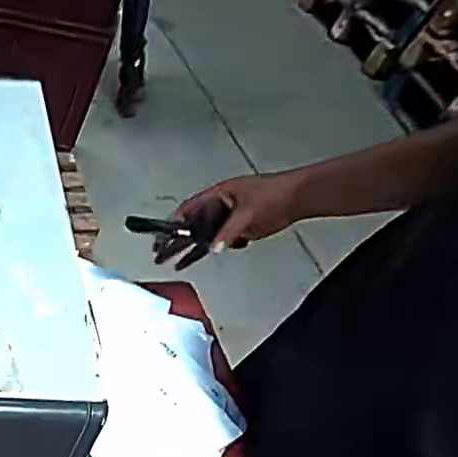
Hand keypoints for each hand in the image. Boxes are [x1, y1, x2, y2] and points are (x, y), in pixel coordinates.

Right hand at [154, 170, 305, 265]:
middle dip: (174, 240)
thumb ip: (229, 233)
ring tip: (169, 261)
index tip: (161, 236)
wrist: (300, 199)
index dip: (173, 223)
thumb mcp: (247, 214)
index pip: (188, 209)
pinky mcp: (235, 229)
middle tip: (158, 253)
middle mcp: (220, 206)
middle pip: (190, 224)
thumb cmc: (277, 194)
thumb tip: (214, 248)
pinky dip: (205, 250)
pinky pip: (215, 242)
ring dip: (186, 248)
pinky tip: (191, 260)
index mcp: (219, 194)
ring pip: (201, 235)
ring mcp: (227, 217)